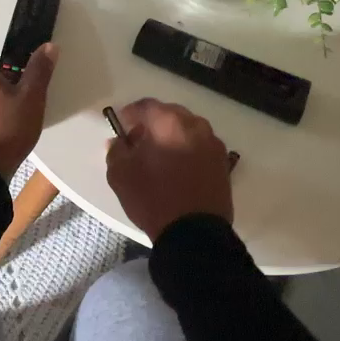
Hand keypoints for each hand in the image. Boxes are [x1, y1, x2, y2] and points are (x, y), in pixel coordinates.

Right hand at [105, 98, 233, 240]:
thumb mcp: (120, 174)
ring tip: (160, 157)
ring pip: (188, 130)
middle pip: (169, 114)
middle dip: (153, 124)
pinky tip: (178, 169)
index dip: (129, 114)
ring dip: (172, 136)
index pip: (145, 106)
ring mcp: (213, 144)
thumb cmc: (153, 198)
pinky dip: (188, 150)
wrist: (194, 234)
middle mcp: (195, 125)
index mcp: (168, 122)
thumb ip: (116, 150)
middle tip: (139, 141)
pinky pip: (200, 147)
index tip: (121, 126)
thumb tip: (120, 141)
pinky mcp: (223, 163)